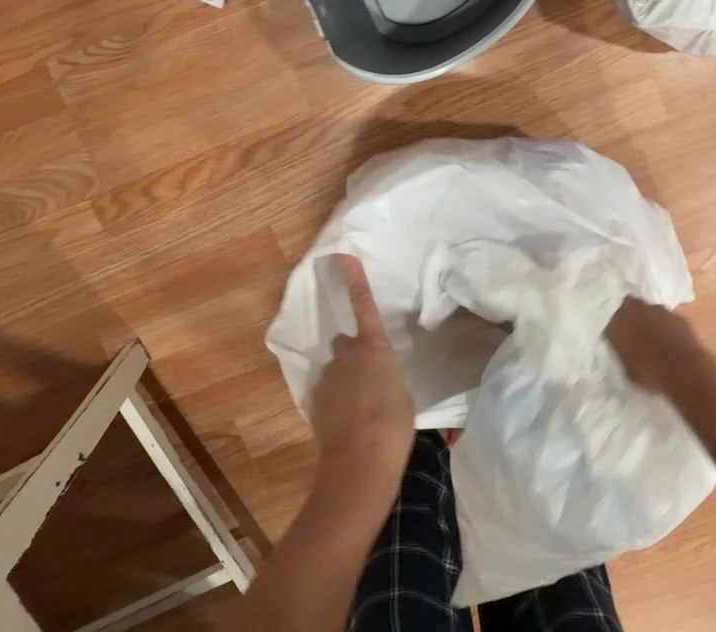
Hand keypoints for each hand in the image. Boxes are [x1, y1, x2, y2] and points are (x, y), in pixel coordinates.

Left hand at [308, 255, 413, 492]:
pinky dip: (335, 402)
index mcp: (375, 348)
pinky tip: (346, 424)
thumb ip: (386, 375)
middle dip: (352, 354)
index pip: (364, 305)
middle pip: (346, 343)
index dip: (354, 279)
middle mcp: (346, 355)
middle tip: (368, 379)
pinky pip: (327, 393)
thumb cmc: (394, 426)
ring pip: (336, 370)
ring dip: (345, 380)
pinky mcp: (314, 399)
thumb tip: (377, 379)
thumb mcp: (401, 393)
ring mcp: (327, 377)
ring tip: (360, 410)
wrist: (360, 461)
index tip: (344, 254)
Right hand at [606, 297, 703, 393]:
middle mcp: (635, 308)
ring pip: (649, 311)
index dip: (614, 328)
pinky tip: (670, 341)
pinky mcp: (678, 315)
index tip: (616, 338)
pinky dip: (667, 327)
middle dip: (630, 318)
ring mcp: (659, 309)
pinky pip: (667, 319)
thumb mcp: (626, 367)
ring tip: (653, 339)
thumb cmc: (649, 373)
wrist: (685, 371)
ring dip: (649, 321)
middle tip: (633, 334)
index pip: (609, 319)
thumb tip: (623, 349)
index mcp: (616, 320)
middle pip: (628, 307)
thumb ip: (622, 352)